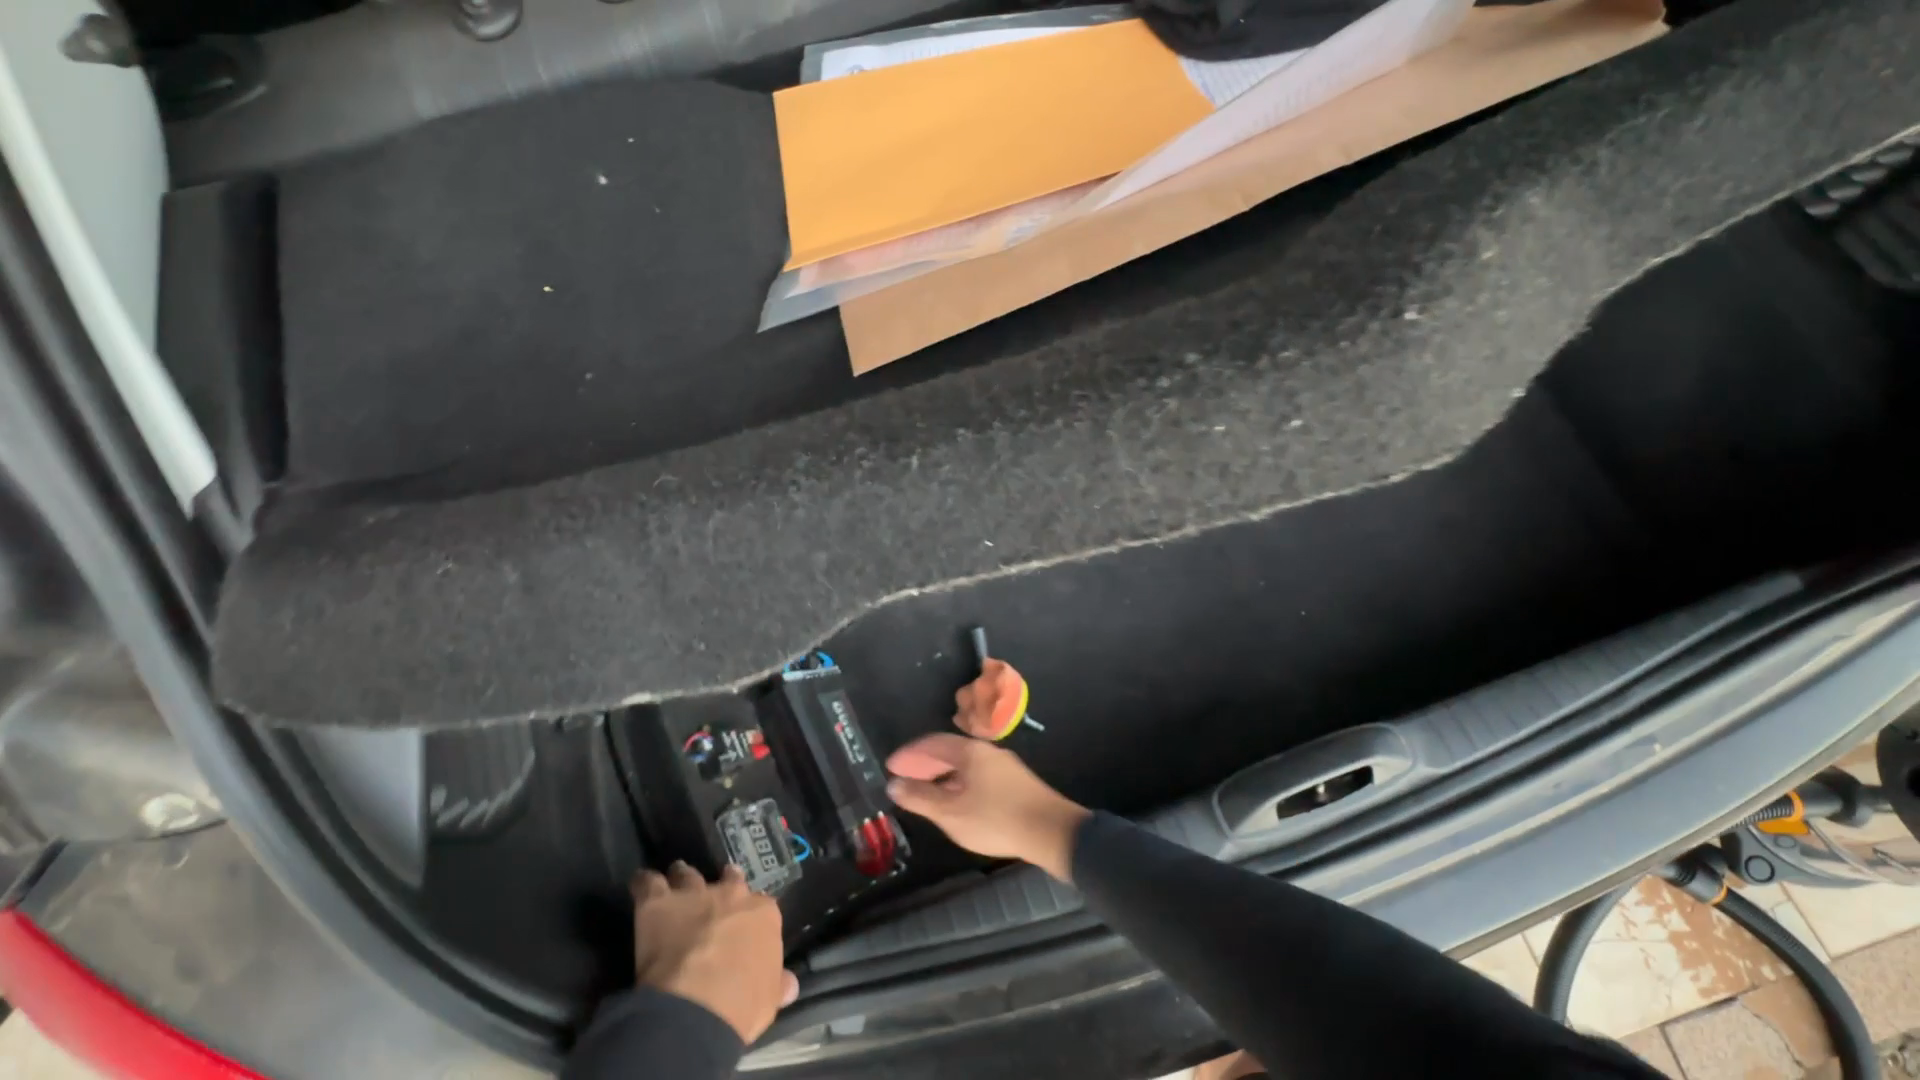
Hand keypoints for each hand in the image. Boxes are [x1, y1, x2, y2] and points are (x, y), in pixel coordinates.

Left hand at [630, 861, 798, 1042]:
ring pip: (688, 874)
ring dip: (683, 878)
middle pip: (729, 879)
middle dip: (724, 884)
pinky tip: (642, 883)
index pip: (761, 906)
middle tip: (713, 895)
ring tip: (677, 882)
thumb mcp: (769, 997)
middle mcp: (732, 896)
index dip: (751, 915)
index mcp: (763, 914)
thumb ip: (778, 983)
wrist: (697, 1004)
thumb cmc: (741, 1003)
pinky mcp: (658, 903)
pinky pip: (648, 882)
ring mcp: (694, 895)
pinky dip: (644, 882)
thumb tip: (788, 984)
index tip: (744, 925)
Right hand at [885, 733, 1089, 880]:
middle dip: (924, 763)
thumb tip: (894, 785)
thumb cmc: (996, 819)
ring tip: (925, 792)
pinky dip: (958, 782)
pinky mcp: (1015, 783)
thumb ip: (921, 798)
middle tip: (904, 777)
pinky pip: (977, 774)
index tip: (891, 766)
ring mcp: (1004, 766)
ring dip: (942, 774)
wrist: (1051, 831)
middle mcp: (987, 751)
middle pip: (949, 751)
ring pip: (965, 764)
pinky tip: (956, 801)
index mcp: (970, 751)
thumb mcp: (951, 812)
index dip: (909, 754)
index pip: (932, 743)